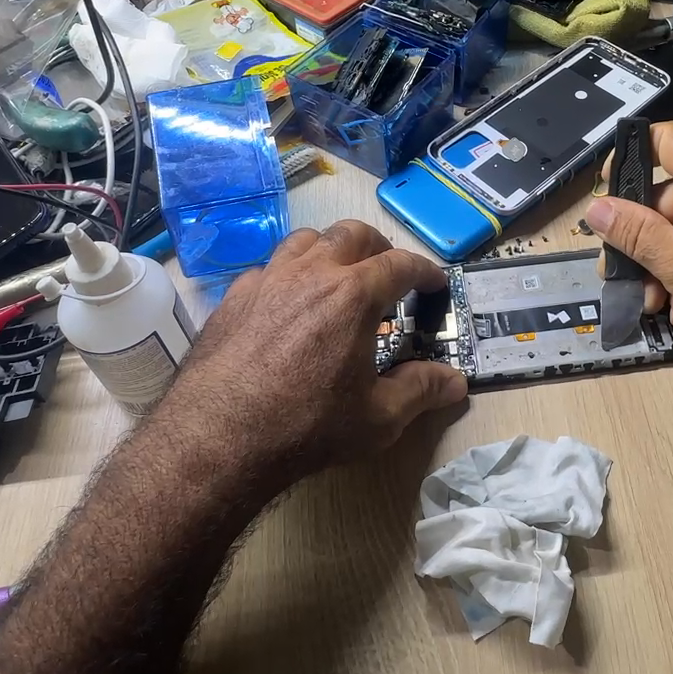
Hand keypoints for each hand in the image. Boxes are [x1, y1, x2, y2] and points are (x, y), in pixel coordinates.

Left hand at [168, 220, 467, 476]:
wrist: (216, 439)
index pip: (401, 264)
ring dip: (331, 249)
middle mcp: (312, 272)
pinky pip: (270, 268)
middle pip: (353, 234)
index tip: (435, 282)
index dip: (425, 270)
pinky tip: (287, 305)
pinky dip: (289, 275)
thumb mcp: (378, 417)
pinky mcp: (234, 295)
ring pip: (306, 239)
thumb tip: (455, 382)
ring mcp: (268, 278)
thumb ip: (421, 390)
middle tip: (388, 272)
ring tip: (337, 275)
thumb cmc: (306, 426)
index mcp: (354, 294)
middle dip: (379, 247)